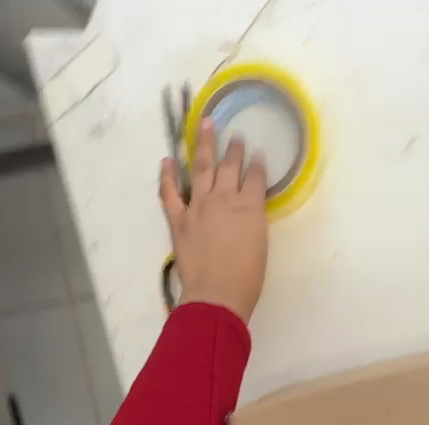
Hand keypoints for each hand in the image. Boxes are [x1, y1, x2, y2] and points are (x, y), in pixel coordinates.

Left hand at [160, 119, 268, 321]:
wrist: (216, 296)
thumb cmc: (246, 279)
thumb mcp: (260, 245)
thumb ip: (253, 221)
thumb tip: (247, 210)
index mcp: (249, 206)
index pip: (255, 176)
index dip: (257, 163)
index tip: (258, 154)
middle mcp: (224, 198)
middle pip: (229, 165)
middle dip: (233, 148)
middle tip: (235, 135)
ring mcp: (198, 206)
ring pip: (201, 167)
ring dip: (204, 145)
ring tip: (206, 125)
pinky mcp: (179, 219)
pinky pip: (169, 192)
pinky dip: (167, 175)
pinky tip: (167, 160)